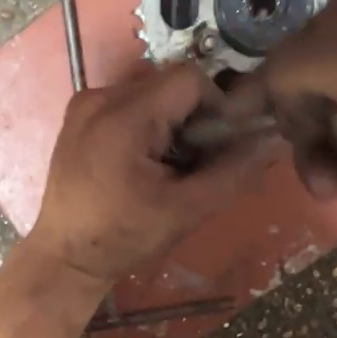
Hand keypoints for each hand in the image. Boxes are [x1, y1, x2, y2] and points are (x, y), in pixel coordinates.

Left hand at [29, 63, 275, 288]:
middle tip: (192, 166)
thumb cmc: (123, 239)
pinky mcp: (78, 119)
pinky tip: (143, 168)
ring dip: (169, 126)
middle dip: (191, 120)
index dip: (215, 107)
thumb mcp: (185, 210)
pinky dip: (145, 129)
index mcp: (123, 116)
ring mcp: (84, 106)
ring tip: (166, 171)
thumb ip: (231, 173)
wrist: (65, 259)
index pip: (190, 79)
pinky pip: (126, 107)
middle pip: (169, 85)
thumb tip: (271, 142)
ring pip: (149, 95)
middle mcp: (99, 97)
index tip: (217, 148)